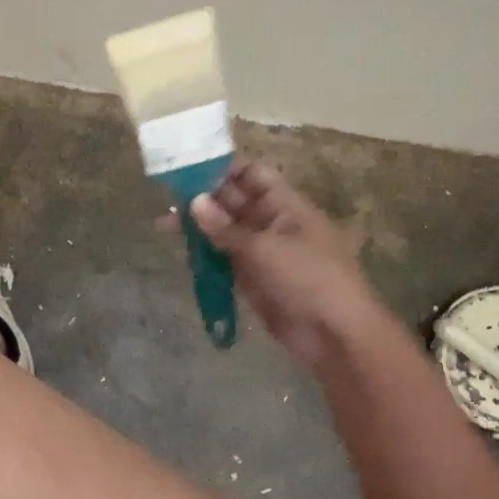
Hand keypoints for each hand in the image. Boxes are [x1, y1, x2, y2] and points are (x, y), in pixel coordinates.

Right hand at [186, 158, 385, 372]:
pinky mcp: (250, 277)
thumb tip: (193, 201)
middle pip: (233, 201)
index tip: (189, 163)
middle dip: (202, 196)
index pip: (252, 174)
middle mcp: (271, 223)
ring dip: (197, 226)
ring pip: (223, 230)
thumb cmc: (309, 279)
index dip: (224, 166)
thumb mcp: (265, 248)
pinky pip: (222, 258)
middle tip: (165, 194)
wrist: (334, 335)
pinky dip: (202, 253)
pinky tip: (179, 249)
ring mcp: (260, 251)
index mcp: (286, 206)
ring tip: (164, 223)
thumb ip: (225, 228)